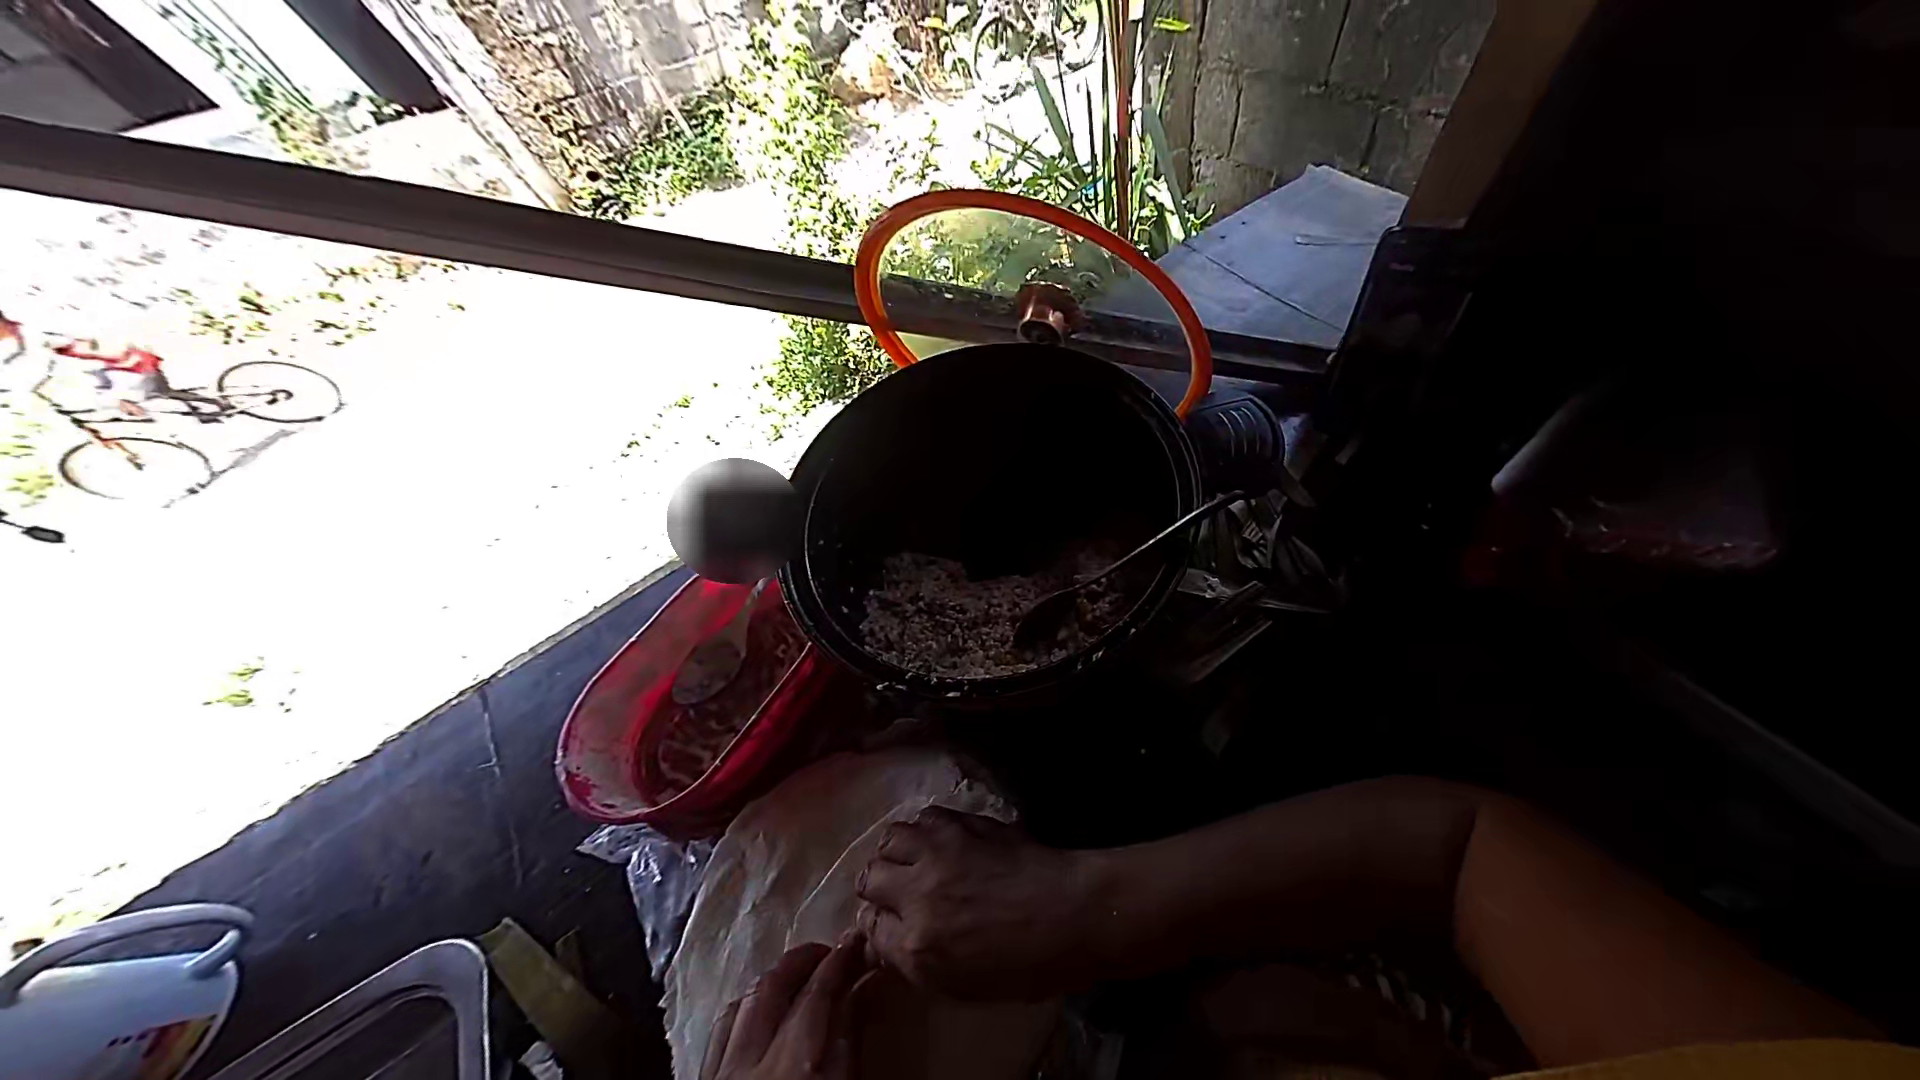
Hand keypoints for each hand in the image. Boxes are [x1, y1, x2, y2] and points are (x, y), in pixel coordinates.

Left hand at [701, 937, 869, 1079]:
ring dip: (774, 980)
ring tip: (798, 975)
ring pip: (745, 1003)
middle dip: (806, 959)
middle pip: (777, 988)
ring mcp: (723, 1074)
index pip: (822, 995)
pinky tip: (758, 1010)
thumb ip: (850, 1044)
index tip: (858, 942)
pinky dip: (744, 1008)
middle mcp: (755, 1063)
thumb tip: (863, 988)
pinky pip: (719, 1032)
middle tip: (833, 950)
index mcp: (800, 1068)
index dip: (842, 962)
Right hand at [854, 806, 1098, 1000]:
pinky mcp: (962, 823)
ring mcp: (941, 850)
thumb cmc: (1023, 962)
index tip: (887, 924)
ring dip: (895, 851)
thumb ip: (913, 960)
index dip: (876, 925)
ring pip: (891, 838)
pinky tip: (938, 840)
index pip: (869, 927)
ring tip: (911, 859)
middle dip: (877, 885)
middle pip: (871, 876)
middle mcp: (919, 890)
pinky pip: (925, 817)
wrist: (1069, 912)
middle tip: (894, 891)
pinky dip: (924, 829)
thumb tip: (884, 938)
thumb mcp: (962, 985)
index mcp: (918, 943)